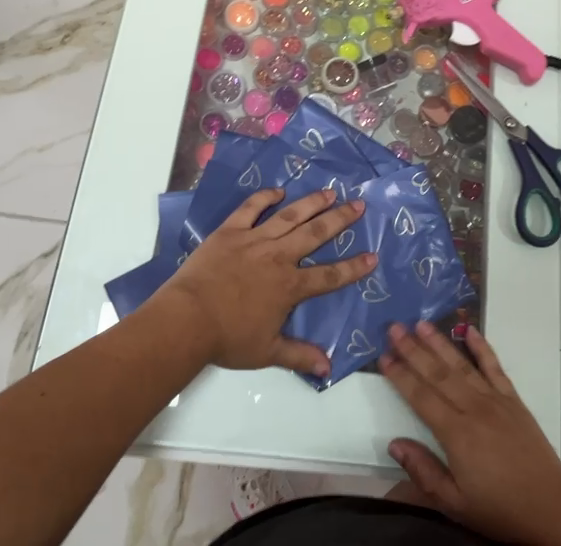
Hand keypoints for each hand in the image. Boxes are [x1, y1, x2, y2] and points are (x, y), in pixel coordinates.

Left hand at [152, 187, 376, 377]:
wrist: (187, 319)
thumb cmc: (227, 338)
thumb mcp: (267, 352)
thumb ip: (299, 356)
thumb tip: (328, 369)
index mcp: (290, 286)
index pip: (329, 276)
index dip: (353, 267)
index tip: (372, 255)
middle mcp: (278, 257)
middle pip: (315, 234)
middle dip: (340, 220)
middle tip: (358, 205)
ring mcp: (254, 240)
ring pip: (290, 216)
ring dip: (312, 203)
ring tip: (329, 192)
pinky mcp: (231, 231)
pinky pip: (252, 209)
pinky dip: (266, 198)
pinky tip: (278, 192)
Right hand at [380, 321, 560, 544]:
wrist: (550, 506)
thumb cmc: (499, 508)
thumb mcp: (454, 503)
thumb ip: (423, 472)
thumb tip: (394, 443)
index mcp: (456, 434)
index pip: (421, 397)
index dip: (400, 376)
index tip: (383, 357)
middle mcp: (474, 409)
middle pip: (438, 374)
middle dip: (413, 349)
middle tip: (394, 327)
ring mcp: (495, 401)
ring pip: (462, 365)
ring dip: (440, 342)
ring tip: (421, 323)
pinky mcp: (513, 400)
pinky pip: (495, 367)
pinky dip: (482, 347)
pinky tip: (469, 330)